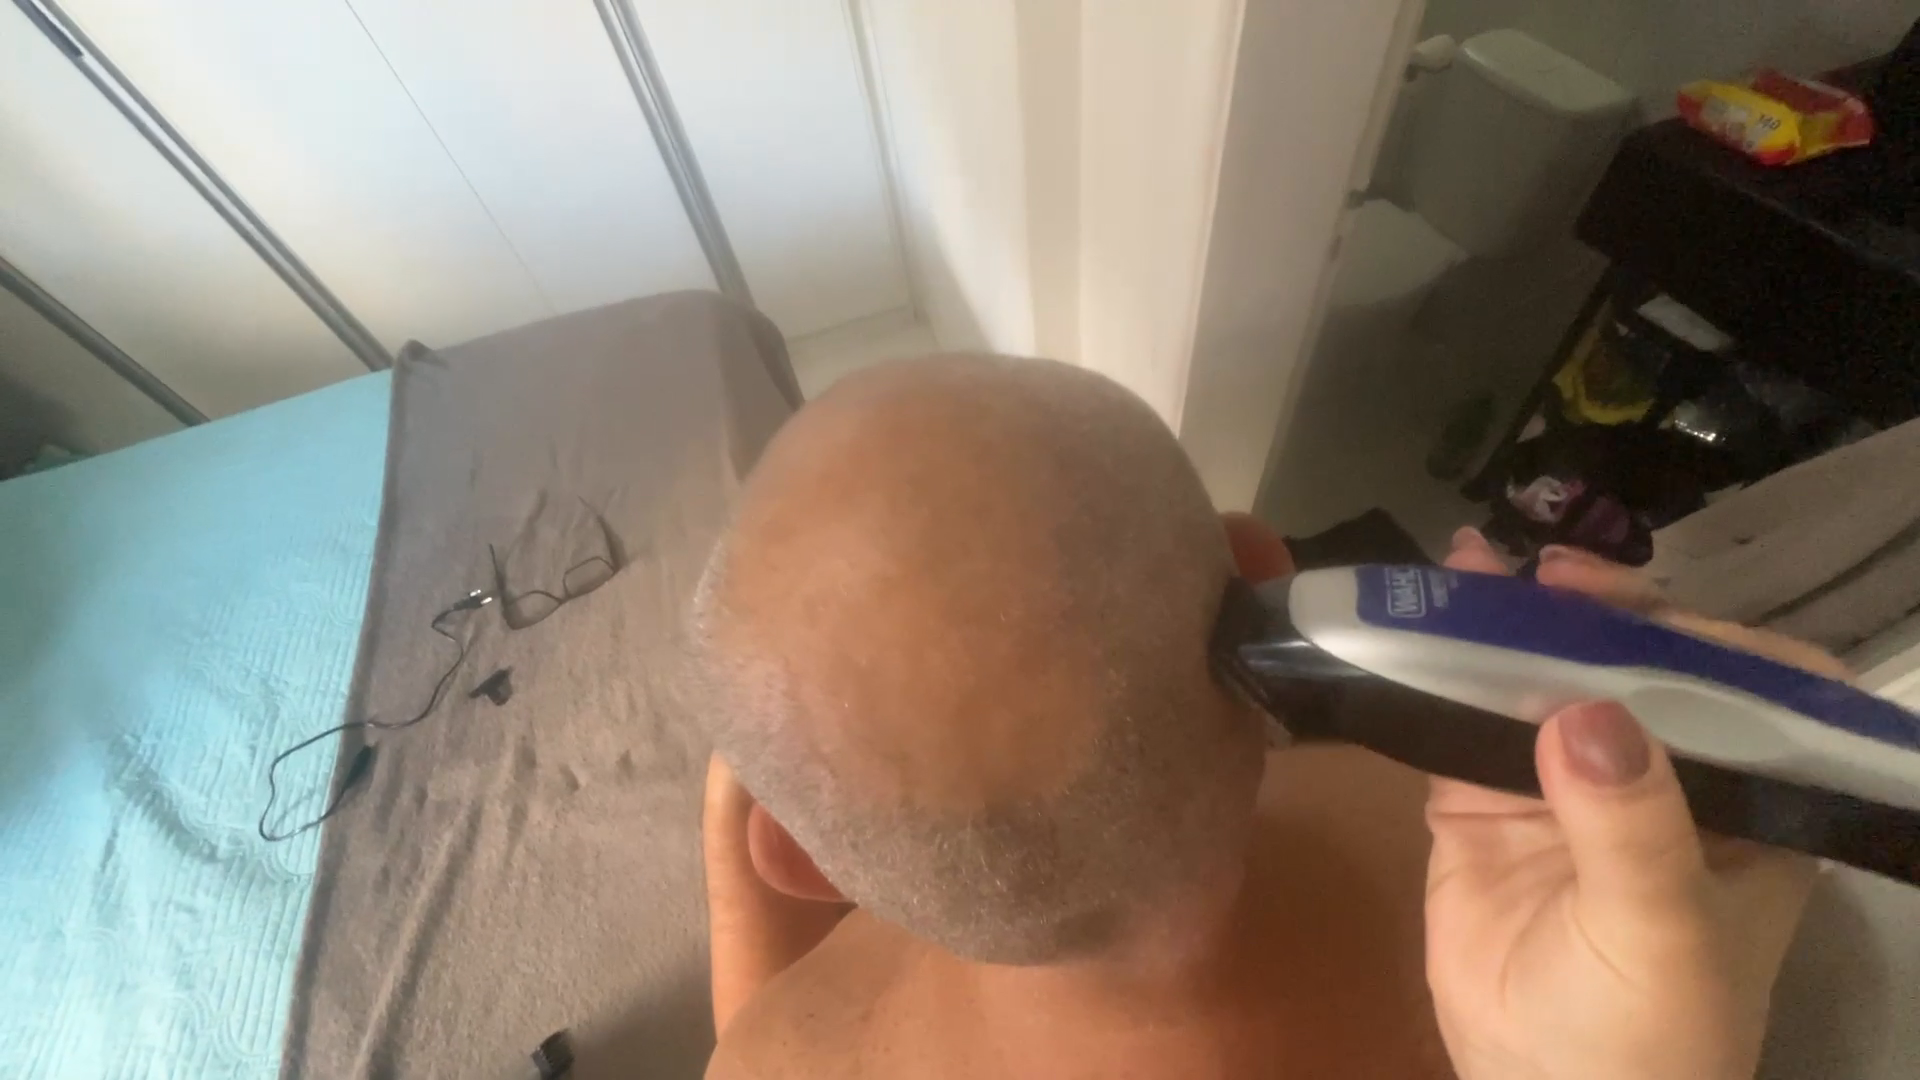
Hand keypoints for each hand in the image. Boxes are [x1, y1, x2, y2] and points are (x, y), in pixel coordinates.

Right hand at [1425, 531, 1822, 1079]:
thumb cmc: (1637, 1032)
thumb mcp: (1659, 938)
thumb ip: (1634, 830)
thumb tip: (1589, 712)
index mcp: (1737, 810)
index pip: (1748, 697)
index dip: (1698, 636)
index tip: (1625, 605)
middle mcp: (1650, 781)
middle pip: (1630, 672)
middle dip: (1590, 614)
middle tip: (1536, 574)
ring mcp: (1553, 783)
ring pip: (1537, 684)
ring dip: (1505, 626)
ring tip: (1466, 567)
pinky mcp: (1476, 793)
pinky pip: (1459, 719)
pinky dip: (1438, 674)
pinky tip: (1414, 632)